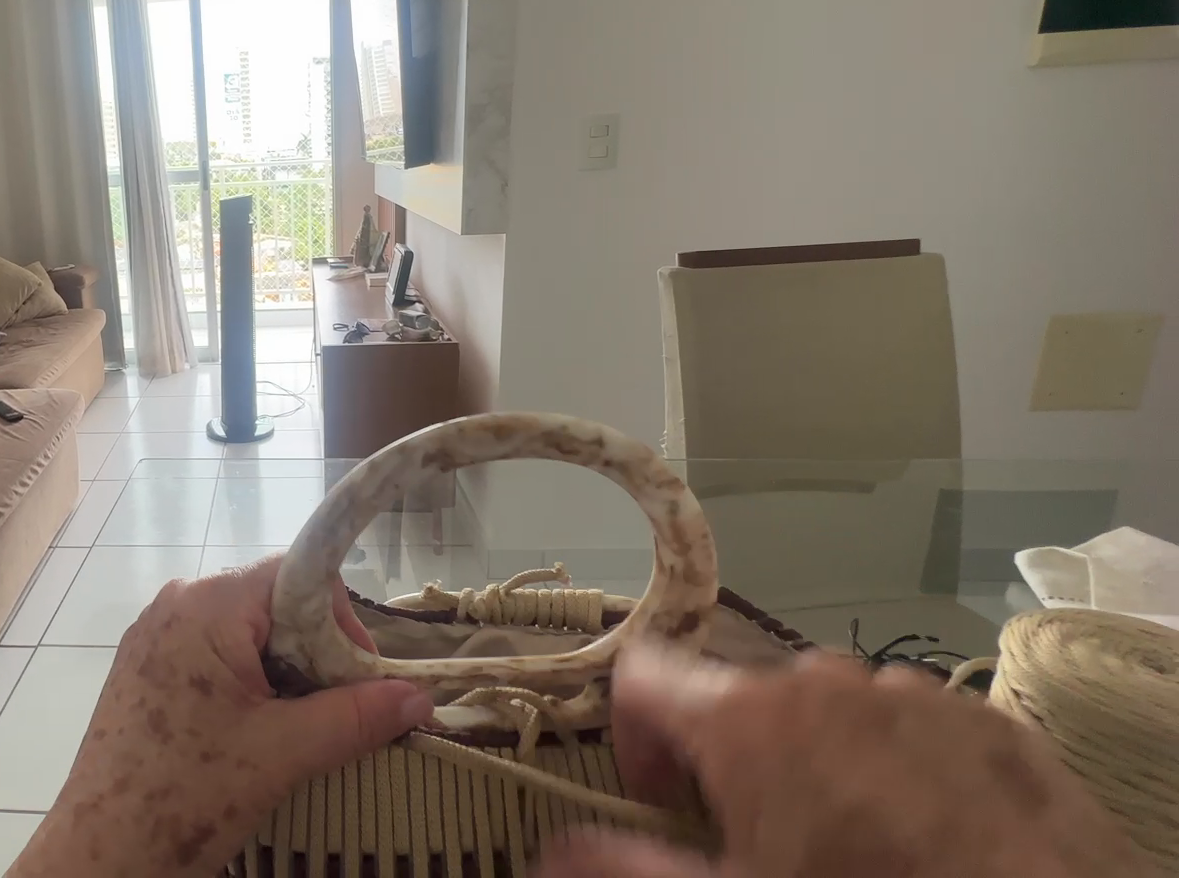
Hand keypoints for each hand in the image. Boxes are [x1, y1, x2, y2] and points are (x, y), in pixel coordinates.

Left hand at [8, 554, 433, 877]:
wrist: (99, 856)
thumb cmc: (189, 793)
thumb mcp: (283, 753)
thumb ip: (357, 716)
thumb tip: (423, 698)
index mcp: (208, 602)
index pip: (296, 574)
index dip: (338, 618)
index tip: (357, 675)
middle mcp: (178, 599)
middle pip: (270, 600)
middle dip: (311, 650)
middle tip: (330, 711)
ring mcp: (155, 630)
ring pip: (243, 627)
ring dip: (280, 668)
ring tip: (291, 726)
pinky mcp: (144, 661)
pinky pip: (211, 647)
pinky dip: (244, 677)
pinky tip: (249, 727)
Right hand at [543, 645, 1148, 877]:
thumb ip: (619, 868)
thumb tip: (544, 851)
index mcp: (740, 712)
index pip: (639, 672)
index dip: (633, 731)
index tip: (661, 797)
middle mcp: (811, 678)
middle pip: (729, 694)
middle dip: (724, 756)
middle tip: (759, 837)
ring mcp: (904, 691)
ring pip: (816, 706)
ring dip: (806, 754)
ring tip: (852, 837)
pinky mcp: (986, 720)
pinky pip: (901, 718)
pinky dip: (888, 758)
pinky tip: (931, 833)